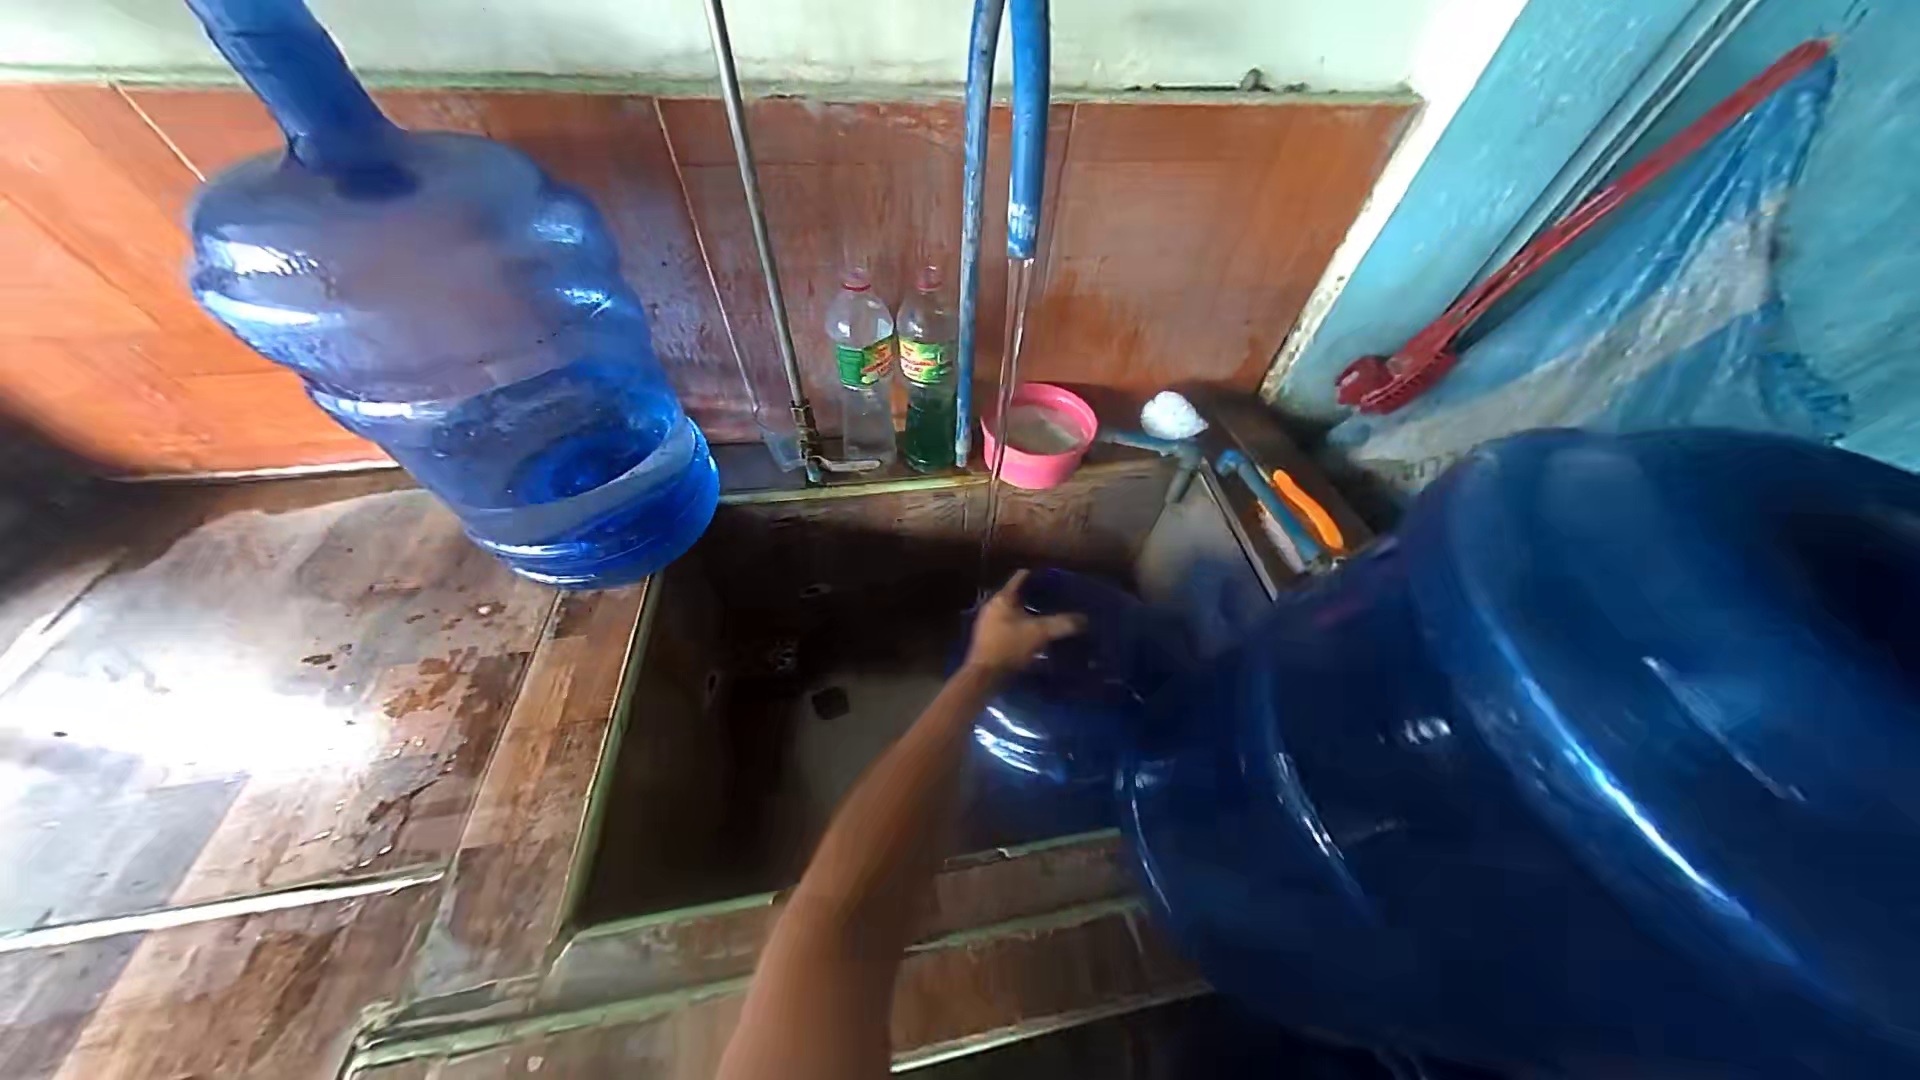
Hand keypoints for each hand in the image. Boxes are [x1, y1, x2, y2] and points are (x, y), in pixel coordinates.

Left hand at [963, 570, 1086, 675]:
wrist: (985, 676)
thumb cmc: (1010, 647)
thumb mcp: (1040, 633)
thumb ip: (1062, 623)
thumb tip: (1085, 619)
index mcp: (1003, 598)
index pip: (1021, 577)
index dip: (1038, 575)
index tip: (1055, 577)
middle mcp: (993, 606)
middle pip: (1018, 594)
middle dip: (1037, 596)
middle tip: (1058, 598)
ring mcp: (989, 623)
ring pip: (1014, 611)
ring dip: (1030, 612)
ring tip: (1050, 615)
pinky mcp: (990, 639)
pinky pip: (1010, 625)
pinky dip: (1023, 626)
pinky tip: (1037, 634)